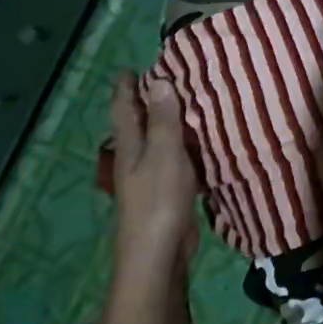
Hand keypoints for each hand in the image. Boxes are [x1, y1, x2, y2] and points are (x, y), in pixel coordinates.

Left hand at [109, 72, 199, 277]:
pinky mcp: (166, 193)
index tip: (131, 67)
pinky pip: (173, 158)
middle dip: (147, 100)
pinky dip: (182, 145)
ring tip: (188, 102)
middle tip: (168, 77)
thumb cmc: (158, 201)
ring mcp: (149, 178)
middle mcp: (135, 158)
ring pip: (156, 141)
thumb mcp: (164, 153)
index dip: (125, 87)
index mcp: (130, 146)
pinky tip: (199, 142)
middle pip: (137, 123)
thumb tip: (157, 80)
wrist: (157, 257)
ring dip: (167, 122)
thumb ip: (163, 119)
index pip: (123, 108)